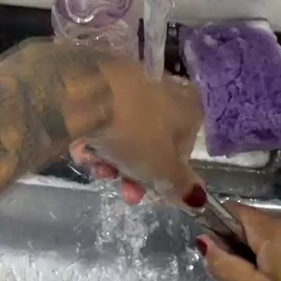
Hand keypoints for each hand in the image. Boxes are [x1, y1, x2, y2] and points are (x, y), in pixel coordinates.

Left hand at [68, 60, 203, 204]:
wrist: (85, 93)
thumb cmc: (134, 133)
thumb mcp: (161, 169)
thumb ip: (180, 186)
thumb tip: (199, 199)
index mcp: (189, 107)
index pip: (185, 149)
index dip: (167, 176)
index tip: (151, 193)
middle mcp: (165, 90)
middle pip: (151, 142)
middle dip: (135, 173)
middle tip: (122, 191)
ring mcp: (132, 84)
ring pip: (125, 132)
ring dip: (112, 159)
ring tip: (97, 169)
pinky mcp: (101, 82)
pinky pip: (103, 118)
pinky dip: (94, 137)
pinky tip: (81, 150)